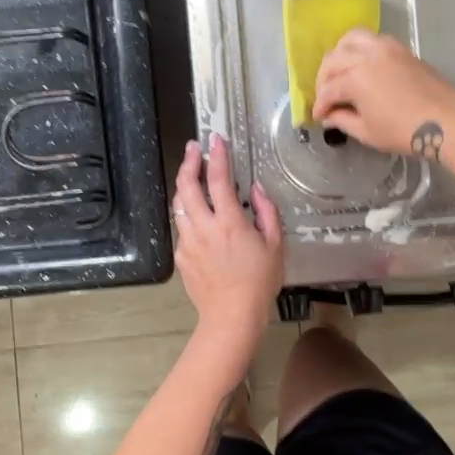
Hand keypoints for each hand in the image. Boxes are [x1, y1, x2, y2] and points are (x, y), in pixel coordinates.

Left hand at [172, 135, 283, 333]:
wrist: (231, 315)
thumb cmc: (259, 282)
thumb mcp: (275, 245)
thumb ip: (267, 212)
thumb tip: (256, 189)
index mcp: (230, 222)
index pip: (218, 179)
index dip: (216, 155)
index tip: (215, 139)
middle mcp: (204, 227)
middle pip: (186, 186)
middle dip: (188, 162)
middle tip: (193, 149)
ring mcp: (188, 242)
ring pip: (178, 205)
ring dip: (183, 187)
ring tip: (191, 177)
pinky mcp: (181, 256)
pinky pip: (181, 228)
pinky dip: (187, 216)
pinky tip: (197, 218)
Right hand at [312, 28, 454, 162]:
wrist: (446, 121)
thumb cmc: (404, 131)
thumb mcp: (367, 132)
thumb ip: (343, 121)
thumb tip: (330, 116)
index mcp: (356, 78)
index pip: (328, 90)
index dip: (320, 105)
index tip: (319, 117)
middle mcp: (367, 56)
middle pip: (333, 59)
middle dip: (324, 78)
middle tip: (326, 96)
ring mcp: (386, 48)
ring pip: (352, 38)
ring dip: (340, 54)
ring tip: (341, 72)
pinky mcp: (401, 49)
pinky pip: (373, 39)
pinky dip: (361, 48)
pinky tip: (363, 65)